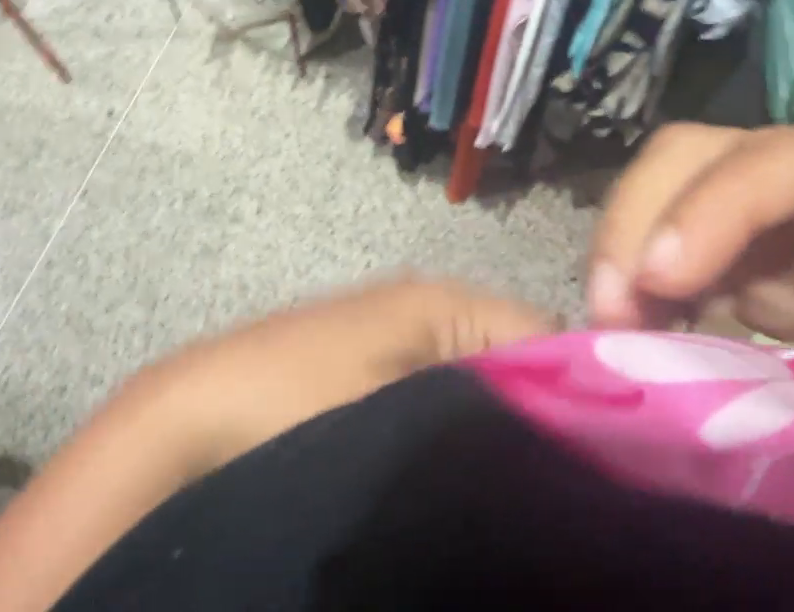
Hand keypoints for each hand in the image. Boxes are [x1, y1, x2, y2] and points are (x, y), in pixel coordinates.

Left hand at [161, 275, 555, 471]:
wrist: (190, 420)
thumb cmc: (296, 404)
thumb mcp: (402, 415)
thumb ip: (492, 407)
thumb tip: (573, 423)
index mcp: (446, 301)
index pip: (552, 339)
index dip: (585, 399)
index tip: (603, 469)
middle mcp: (428, 308)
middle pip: (520, 362)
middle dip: (543, 419)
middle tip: (558, 491)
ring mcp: (394, 339)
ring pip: (481, 386)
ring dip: (499, 433)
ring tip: (512, 491)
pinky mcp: (368, 372)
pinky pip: (439, 397)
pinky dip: (456, 434)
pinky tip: (456, 480)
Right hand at [588, 121, 793, 391]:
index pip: (781, 162)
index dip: (711, 208)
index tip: (659, 281)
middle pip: (696, 155)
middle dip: (638, 219)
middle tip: (611, 313)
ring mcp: (784, 221)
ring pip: (669, 199)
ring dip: (627, 257)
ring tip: (615, 334)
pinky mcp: (763, 266)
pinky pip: (683, 266)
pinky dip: (648, 296)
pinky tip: (644, 339)